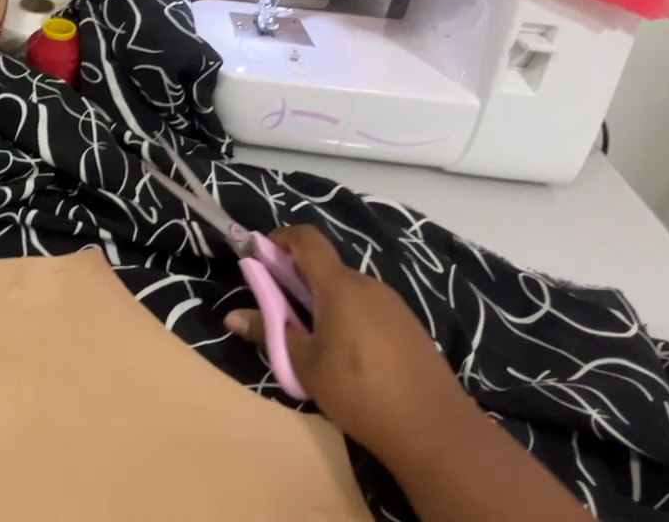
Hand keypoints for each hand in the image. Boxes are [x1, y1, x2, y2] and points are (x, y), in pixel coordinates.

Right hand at [225, 225, 480, 460]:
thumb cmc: (360, 392)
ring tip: (315, 342)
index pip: (307, 239)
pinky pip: (369, 309)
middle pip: (326, 268)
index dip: (281, 238)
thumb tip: (232, 317)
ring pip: (348, 291)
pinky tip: (350, 358)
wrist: (436, 431)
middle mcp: (368, 285)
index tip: (262, 255)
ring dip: (325, 303)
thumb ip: (270, 332)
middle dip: (299, 281)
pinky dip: (350, 319)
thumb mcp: (305, 365)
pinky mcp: (410, 327)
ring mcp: (394, 305)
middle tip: (281, 313)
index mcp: (340, 286)